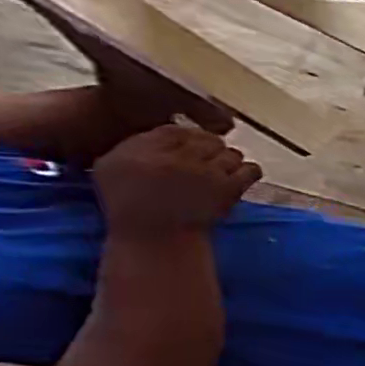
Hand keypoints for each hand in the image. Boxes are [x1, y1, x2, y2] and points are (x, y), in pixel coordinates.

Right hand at [93, 126, 260, 236]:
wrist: (155, 241)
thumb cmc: (130, 206)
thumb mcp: (113, 168)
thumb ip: (138, 143)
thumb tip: (174, 125)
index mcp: (140, 150)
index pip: (177, 131)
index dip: (188, 139)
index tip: (189, 151)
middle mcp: (173, 158)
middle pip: (209, 139)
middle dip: (210, 151)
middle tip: (205, 166)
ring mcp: (205, 173)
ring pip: (232, 154)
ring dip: (228, 164)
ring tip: (216, 178)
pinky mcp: (228, 188)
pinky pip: (251, 169)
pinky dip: (247, 173)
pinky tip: (237, 181)